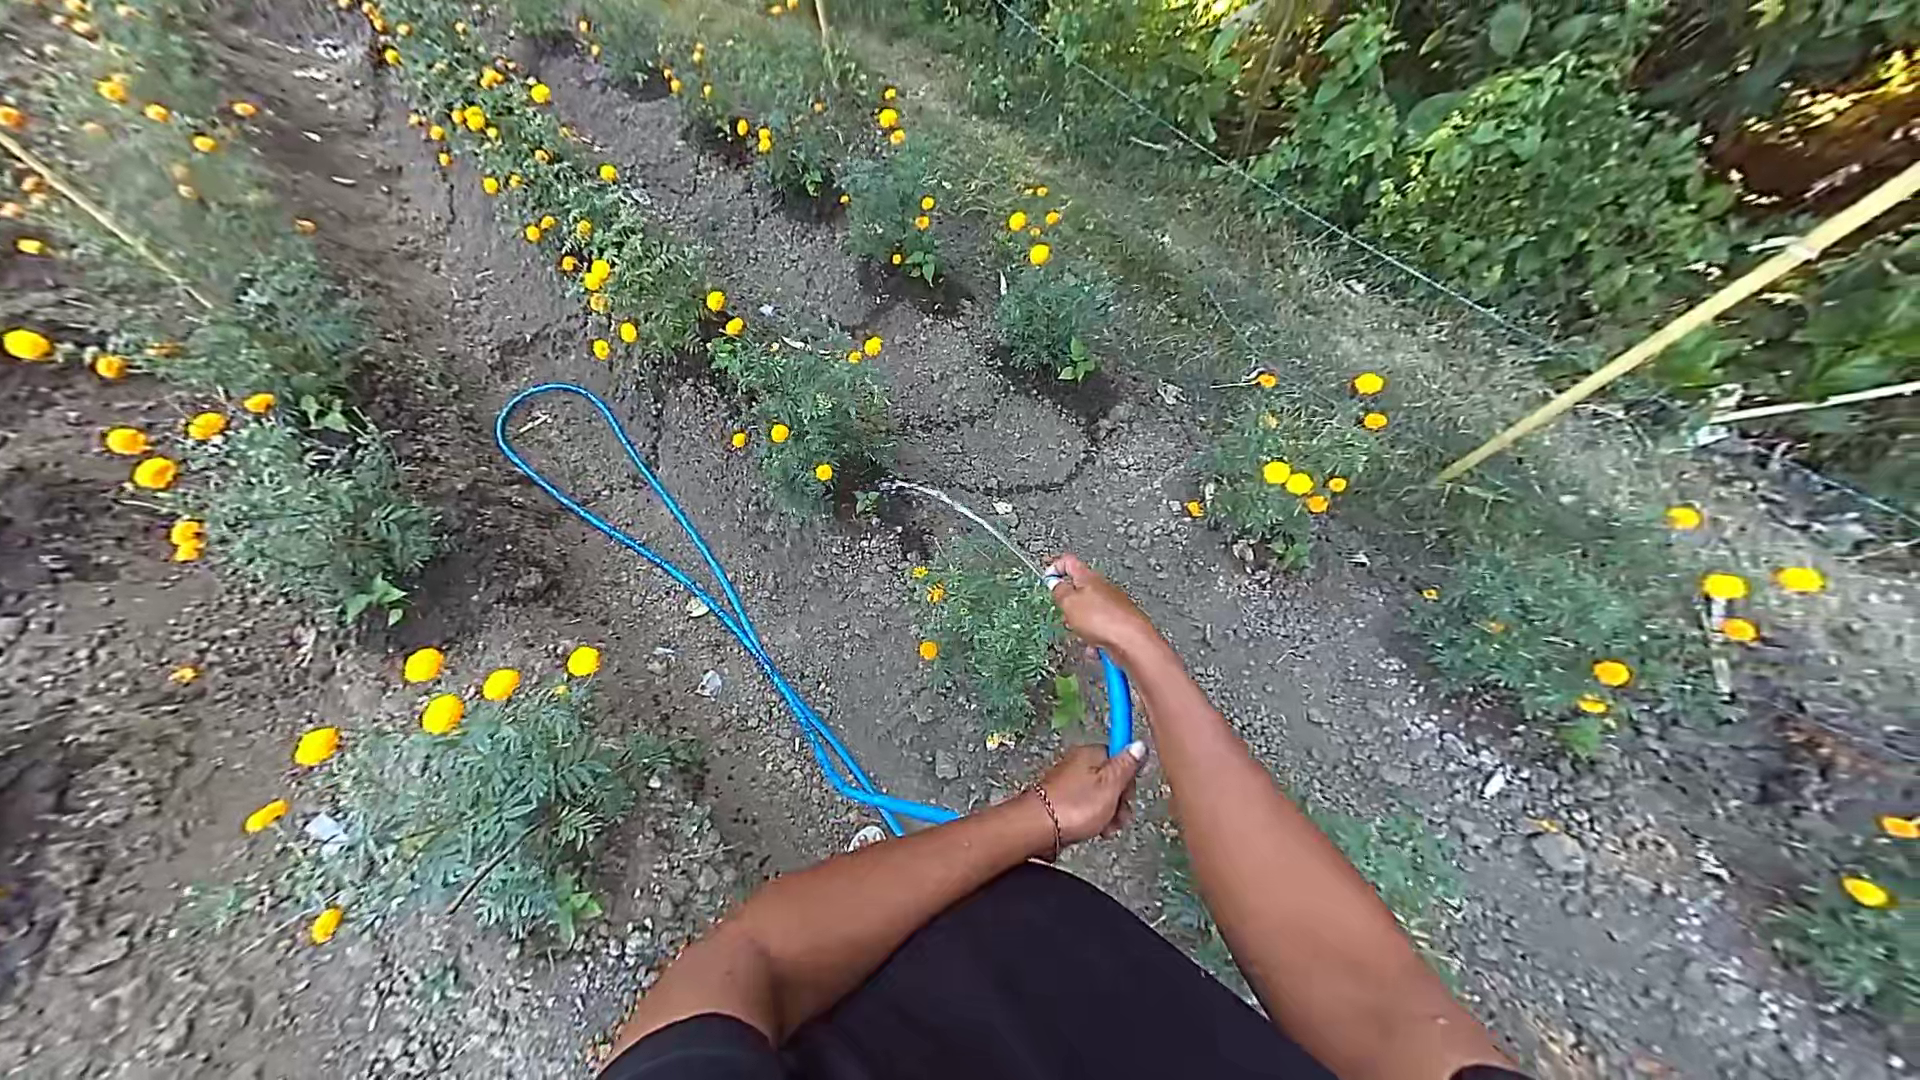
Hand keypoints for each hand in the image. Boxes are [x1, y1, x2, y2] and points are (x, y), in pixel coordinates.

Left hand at [1034, 741, 1147, 847]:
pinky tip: (1094, 829)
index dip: (1129, 778)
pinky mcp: (1064, 798)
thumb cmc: (1074, 806)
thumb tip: (1139, 745)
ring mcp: (1070, 780)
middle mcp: (1079, 762)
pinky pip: (1086, 806)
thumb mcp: (1110, 785)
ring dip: (1108, 813)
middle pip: (1112, 778)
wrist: (1040, 825)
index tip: (1127, 793)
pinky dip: (1093, 818)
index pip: (1121, 756)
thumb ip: (1127, 765)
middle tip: (1117, 814)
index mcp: (1091, 753)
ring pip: (1101, 795)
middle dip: (1120, 800)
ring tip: (1104, 826)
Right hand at [1045, 554, 1162, 663]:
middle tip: (1066, 615)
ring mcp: (1111, 607)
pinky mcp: (1117, 626)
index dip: (1055, 569)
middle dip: (1067, 608)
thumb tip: (1054, 583)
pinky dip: (1093, 641)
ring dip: (1080, 627)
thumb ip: (1059, 590)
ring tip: (1083, 634)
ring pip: (1086, 616)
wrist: (1132, 643)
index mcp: (1088, 577)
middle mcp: (1102, 589)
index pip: (1068, 562)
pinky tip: (1095, 646)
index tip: (1047, 580)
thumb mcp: (1069, 602)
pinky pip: (1097, 632)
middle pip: (1077, 593)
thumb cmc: (1105, 620)